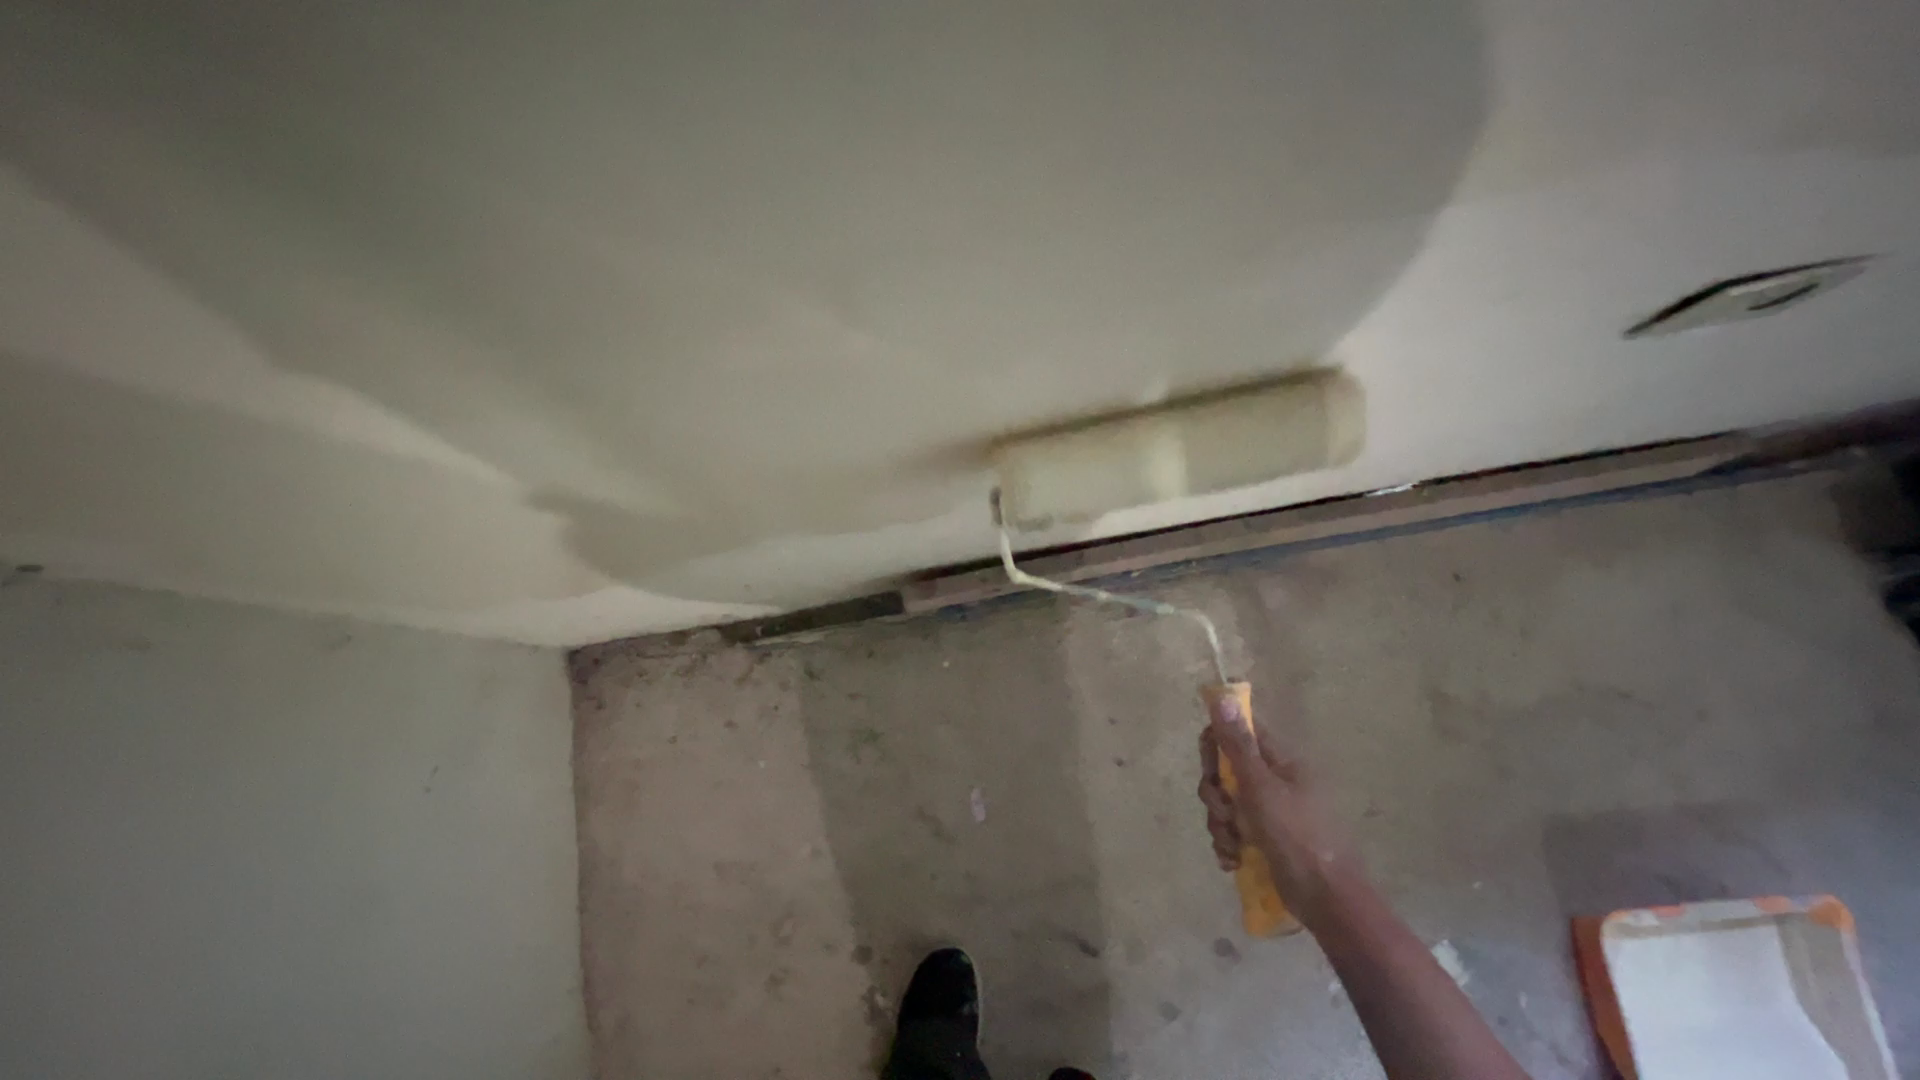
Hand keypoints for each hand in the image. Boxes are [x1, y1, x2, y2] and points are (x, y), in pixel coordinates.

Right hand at [1197, 693, 1359, 924]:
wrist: (1326, 899)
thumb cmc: (1297, 836)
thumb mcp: (1261, 788)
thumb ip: (1237, 745)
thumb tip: (1222, 696)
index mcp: (1280, 762)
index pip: (1238, 733)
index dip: (1216, 747)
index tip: (1212, 770)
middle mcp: (1275, 782)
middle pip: (1225, 773)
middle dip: (1217, 796)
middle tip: (1227, 814)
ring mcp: (1271, 813)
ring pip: (1226, 806)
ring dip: (1222, 826)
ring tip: (1234, 845)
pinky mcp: (1265, 840)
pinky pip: (1233, 832)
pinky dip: (1229, 845)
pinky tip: (1234, 861)